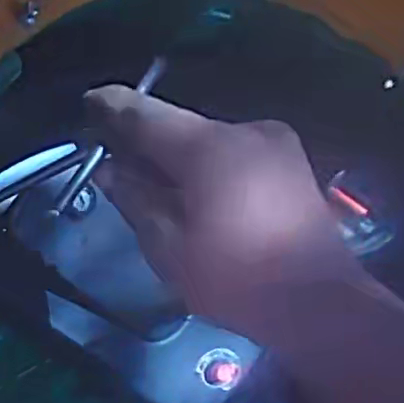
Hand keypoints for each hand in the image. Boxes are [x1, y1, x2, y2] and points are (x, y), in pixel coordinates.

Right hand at [86, 86, 388, 342]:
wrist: (316, 302)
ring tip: (137, 174)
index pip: (149, 116)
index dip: (113, 108)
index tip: (87, 100)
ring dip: (167, 153)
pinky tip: (179, 186)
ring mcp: (274, 143)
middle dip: (139, 136)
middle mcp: (246, 131)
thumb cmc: (234, 279)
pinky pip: (225, 151)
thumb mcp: (167, 246)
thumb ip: (135, 199)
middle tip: (105, 150)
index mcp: (212, 149)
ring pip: (202, 140)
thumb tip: (110, 170)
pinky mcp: (287, 161)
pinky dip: (195, 163)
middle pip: (177, 126)